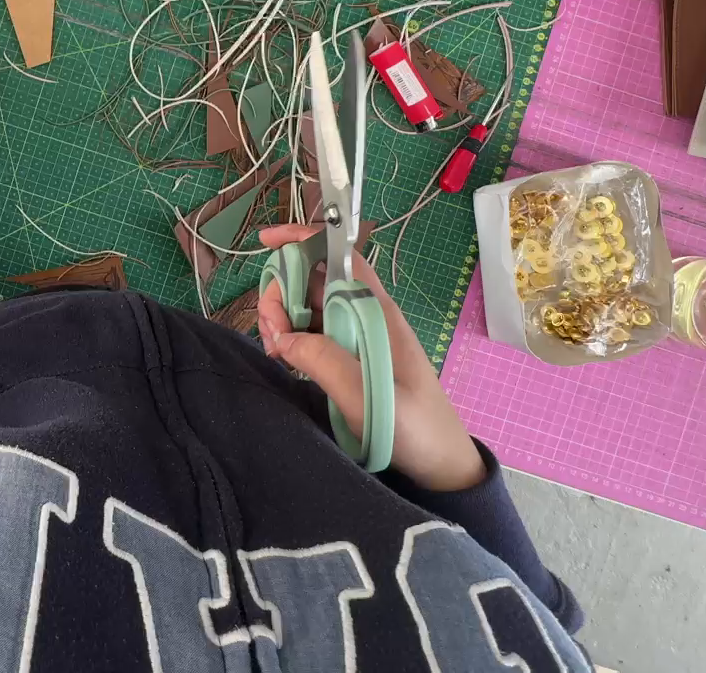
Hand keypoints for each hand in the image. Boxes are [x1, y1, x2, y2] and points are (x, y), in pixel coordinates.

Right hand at [255, 224, 485, 491]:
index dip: (303, 238)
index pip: (339, 254)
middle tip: (271, 335)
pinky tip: (282, 356)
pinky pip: (304, 327)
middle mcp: (361, 312)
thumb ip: (326, 363)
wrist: (439, 466)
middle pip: (310, 277)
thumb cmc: (414, 429)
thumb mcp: (371, 398)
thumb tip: (284, 338)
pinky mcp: (343, 351)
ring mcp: (352, 331)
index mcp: (374, 311)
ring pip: (302, 301)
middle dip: (279, 292)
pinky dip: (285, 334)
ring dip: (278, 315)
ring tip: (275, 350)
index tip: (267, 240)